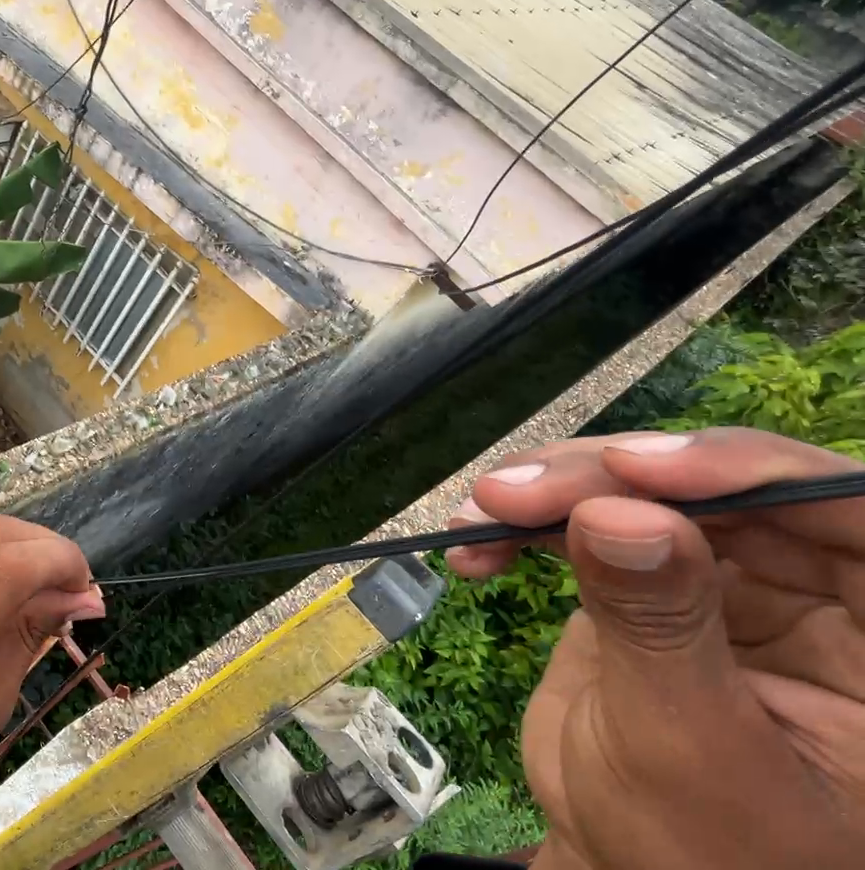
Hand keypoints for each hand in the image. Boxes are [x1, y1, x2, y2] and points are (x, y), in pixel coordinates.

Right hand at [446, 428, 864, 869]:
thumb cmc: (699, 849)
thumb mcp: (685, 745)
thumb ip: (661, 628)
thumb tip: (619, 512)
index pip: (859, 524)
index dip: (757, 474)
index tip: (636, 468)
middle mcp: (821, 601)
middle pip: (726, 494)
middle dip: (607, 480)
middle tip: (508, 494)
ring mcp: (725, 587)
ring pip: (645, 495)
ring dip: (549, 495)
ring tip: (477, 516)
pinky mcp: (644, 585)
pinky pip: (585, 527)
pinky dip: (520, 529)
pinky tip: (472, 548)